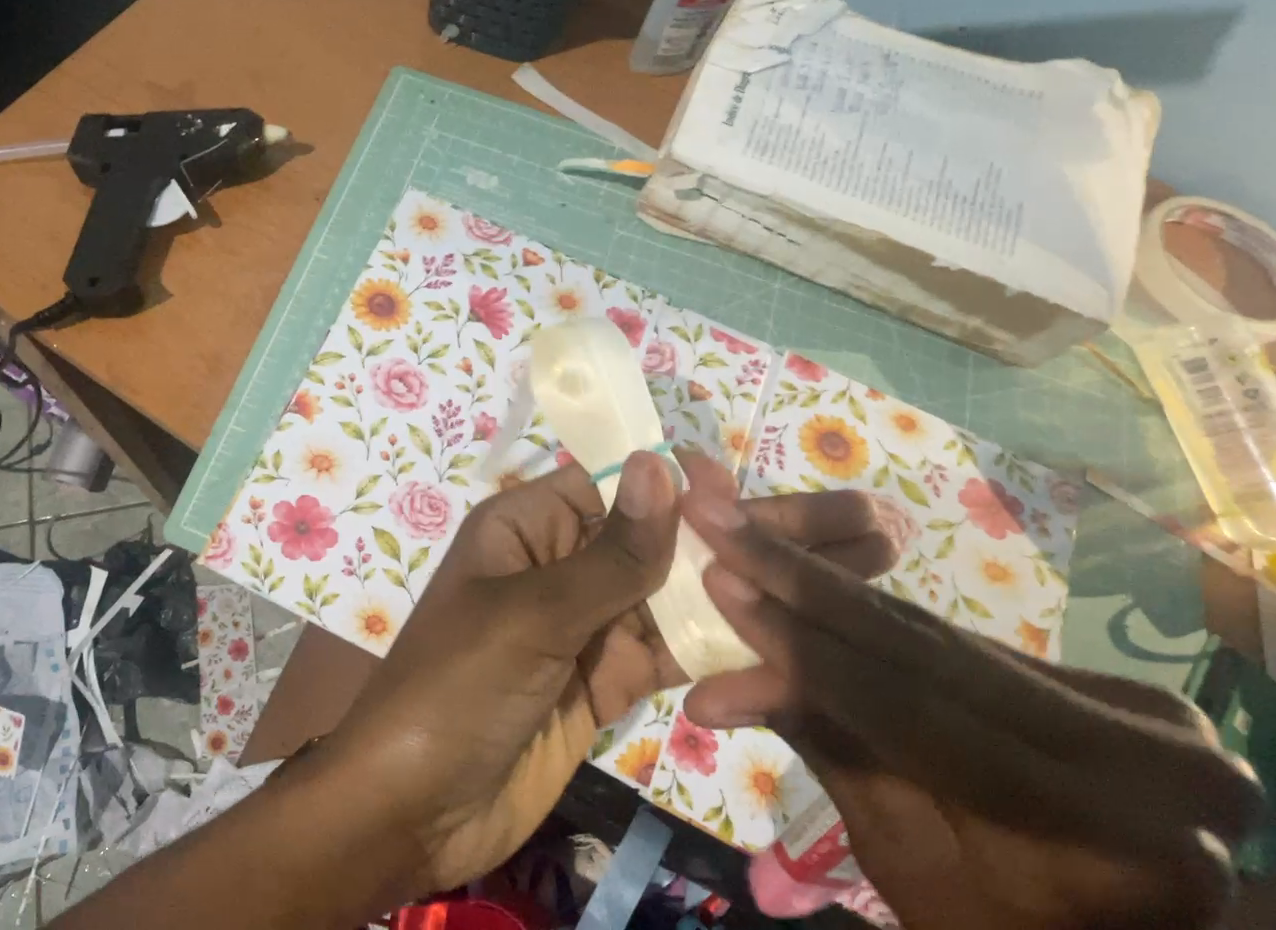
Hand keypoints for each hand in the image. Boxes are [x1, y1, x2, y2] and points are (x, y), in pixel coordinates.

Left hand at [309, 452, 898, 899]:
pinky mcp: (606, 683)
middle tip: (861, 524)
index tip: (772, 489)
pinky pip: (673, 655)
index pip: (623, 486)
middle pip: (667, 541)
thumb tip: (667, 466)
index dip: (696, 487)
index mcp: (527, 528)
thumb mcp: (529, 614)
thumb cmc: (455, 690)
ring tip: (858, 573)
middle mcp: (562, 566)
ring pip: (679, 597)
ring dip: (758, 589)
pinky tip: (800, 641)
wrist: (413, 809)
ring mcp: (588, 627)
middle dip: (753, 534)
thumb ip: (610, 554)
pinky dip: (727, 651)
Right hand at [675, 454, 1262, 929]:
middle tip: (721, 523)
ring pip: (944, 638)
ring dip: (829, 591)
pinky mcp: (1123, 691)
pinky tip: (807, 579)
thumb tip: (711, 688)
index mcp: (1114, 832)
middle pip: (933, 651)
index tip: (718, 579)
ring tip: (743, 539)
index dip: (805, 645)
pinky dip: (878, 620)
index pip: (919, 710)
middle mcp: (1159, 755)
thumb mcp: (906, 862)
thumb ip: (831, 750)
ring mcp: (1155, 714)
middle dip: (805, 586)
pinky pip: (969, 647)